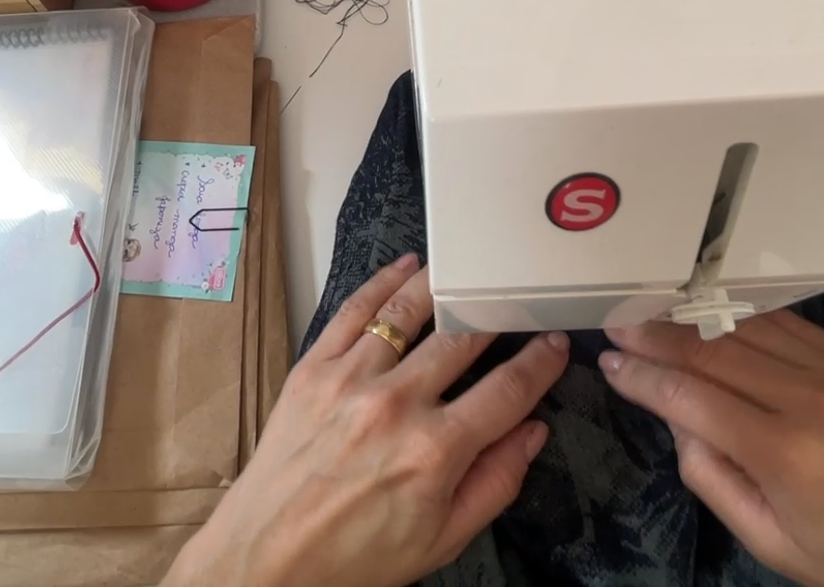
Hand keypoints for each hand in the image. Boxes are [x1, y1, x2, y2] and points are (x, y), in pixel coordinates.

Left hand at [163, 253, 568, 586]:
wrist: (270, 556)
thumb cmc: (359, 554)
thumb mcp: (443, 539)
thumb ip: (496, 482)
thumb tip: (534, 428)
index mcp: (436, 451)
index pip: (505, 391)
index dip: (538, 363)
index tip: (553, 341)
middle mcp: (397, 403)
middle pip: (461, 339)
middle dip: (494, 314)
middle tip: (511, 298)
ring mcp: (351, 378)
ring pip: (407, 312)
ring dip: (440, 285)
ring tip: (461, 269)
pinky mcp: (315, 365)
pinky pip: (354, 310)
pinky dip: (383, 282)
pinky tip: (404, 266)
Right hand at [599, 311, 823, 586]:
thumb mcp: (778, 548)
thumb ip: (713, 479)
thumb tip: (677, 418)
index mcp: (786, 458)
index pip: (687, 397)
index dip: (640, 376)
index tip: (606, 362)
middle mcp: (809, 401)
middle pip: (708, 351)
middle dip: (652, 336)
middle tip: (614, 324)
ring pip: (741, 329)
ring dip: (687, 319)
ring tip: (649, 314)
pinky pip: (784, 325)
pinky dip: (737, 318)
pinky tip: (709, 316)